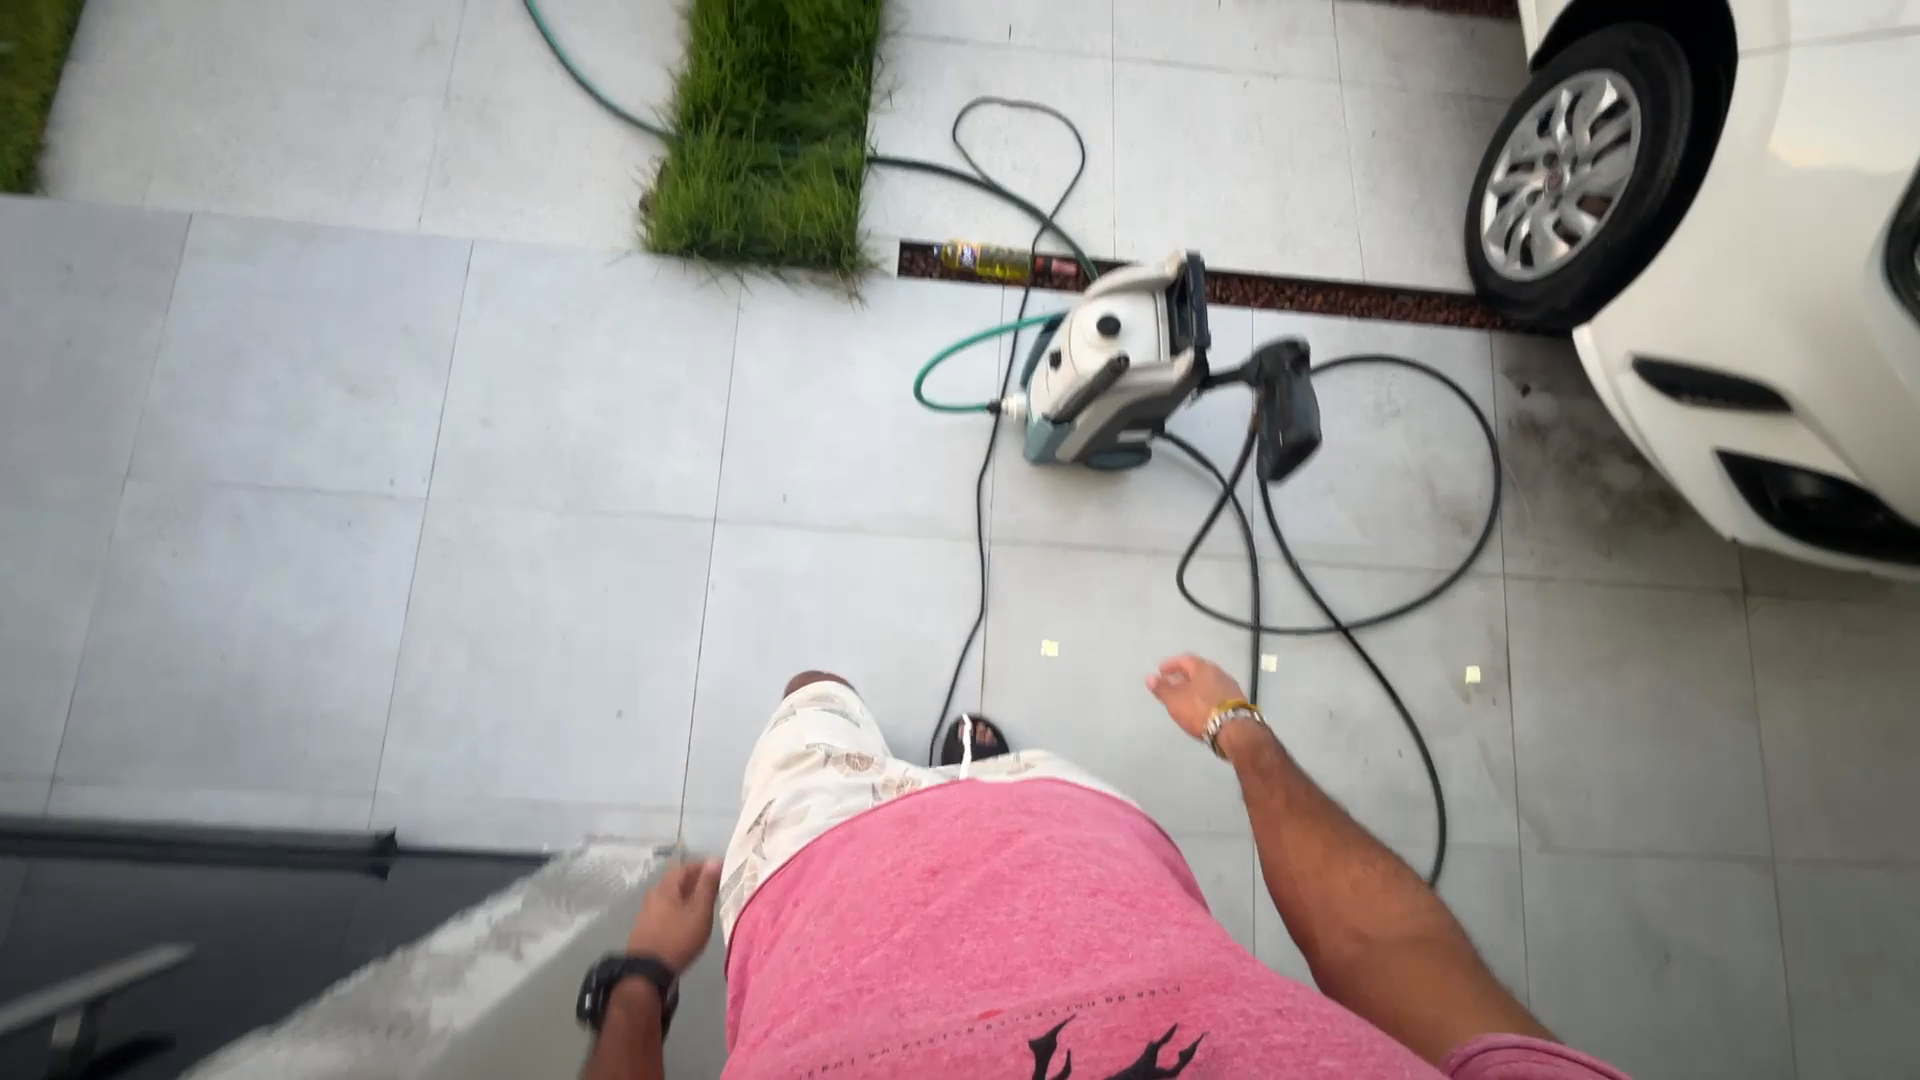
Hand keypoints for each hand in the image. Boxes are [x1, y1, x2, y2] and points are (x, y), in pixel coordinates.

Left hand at [627, 860, 721, 972]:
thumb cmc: (678, 939)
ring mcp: (647, 911)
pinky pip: (666, 908)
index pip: (687, 866)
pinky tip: (687, 920)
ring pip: (672, 895)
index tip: (722, 873)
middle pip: (678, 880)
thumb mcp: (700, 911)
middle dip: (697, 881)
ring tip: (704, 905)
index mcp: (666, 887)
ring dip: (688, 895)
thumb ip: (707, 885)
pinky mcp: (646, 927)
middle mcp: (654, 894)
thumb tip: (714, 859)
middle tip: (715, 889)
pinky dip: (679, 908)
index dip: (705, 866)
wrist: (647, 974)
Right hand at [1146, 654, 1247, 739]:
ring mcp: (1230, 687)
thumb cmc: (1200, 711)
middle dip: (1183, 676)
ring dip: (1195, 687)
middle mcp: (1218, 673)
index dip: (1171, 664)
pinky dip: (1205, 696)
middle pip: (1197, 670)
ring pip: (1208, 682)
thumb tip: (1149, 677)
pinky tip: (1200, 707)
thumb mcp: (1175, 700)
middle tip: (1171, 684)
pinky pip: (1216, 693)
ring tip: (1185, 697)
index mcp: (1203, 668)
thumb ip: (1161, 688)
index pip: (1184, 660)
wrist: (1235, 730)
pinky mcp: (1237, 702)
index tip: (1161, 671)